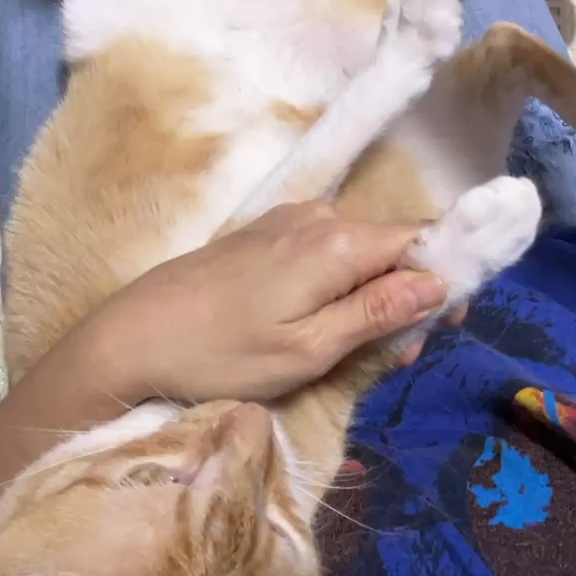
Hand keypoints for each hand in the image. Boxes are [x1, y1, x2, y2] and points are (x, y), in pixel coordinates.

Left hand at [64, 201, 452, 403]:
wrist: (132, 336)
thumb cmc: (222, 353)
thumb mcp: (309, 348)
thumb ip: (377, 311)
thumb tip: (439, 281)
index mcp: (337, 242)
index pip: (420, 239)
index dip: (444, 278)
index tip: (441, 328)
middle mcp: (318, 216)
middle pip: (389, 248)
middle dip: (403, 298)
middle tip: (390, 359)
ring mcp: (287, 221)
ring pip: (356, 252)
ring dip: (369, 295)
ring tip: (349, 351)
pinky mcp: (263, 233)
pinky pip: (323, 251)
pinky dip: (337, 285)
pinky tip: (316, 323)